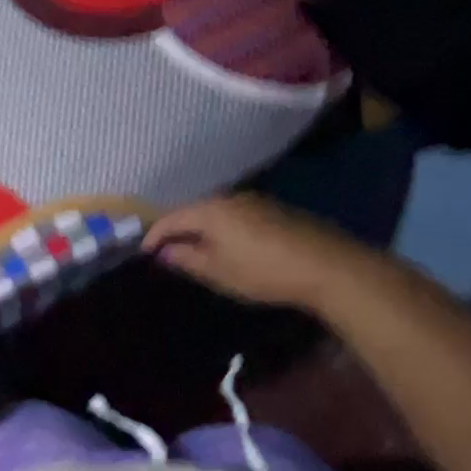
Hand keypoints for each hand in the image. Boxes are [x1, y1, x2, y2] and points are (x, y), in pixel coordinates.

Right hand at [141, 192, 377, 309]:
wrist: (328, 266)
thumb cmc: (262, 271)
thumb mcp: (217, 272)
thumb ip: (185, 259)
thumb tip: (164, 251)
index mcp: (209, 210)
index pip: (169, 218)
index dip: (153, 236)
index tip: (143, 254)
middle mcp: (229, 198)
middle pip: (192, 210)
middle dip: (176, 230)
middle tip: (165, 252)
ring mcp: (255, 202)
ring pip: (215, 212)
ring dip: (200, 229)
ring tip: (193, 250)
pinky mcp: (274, 211)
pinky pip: (235, 216)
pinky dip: (222, 229)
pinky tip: (226, 246)